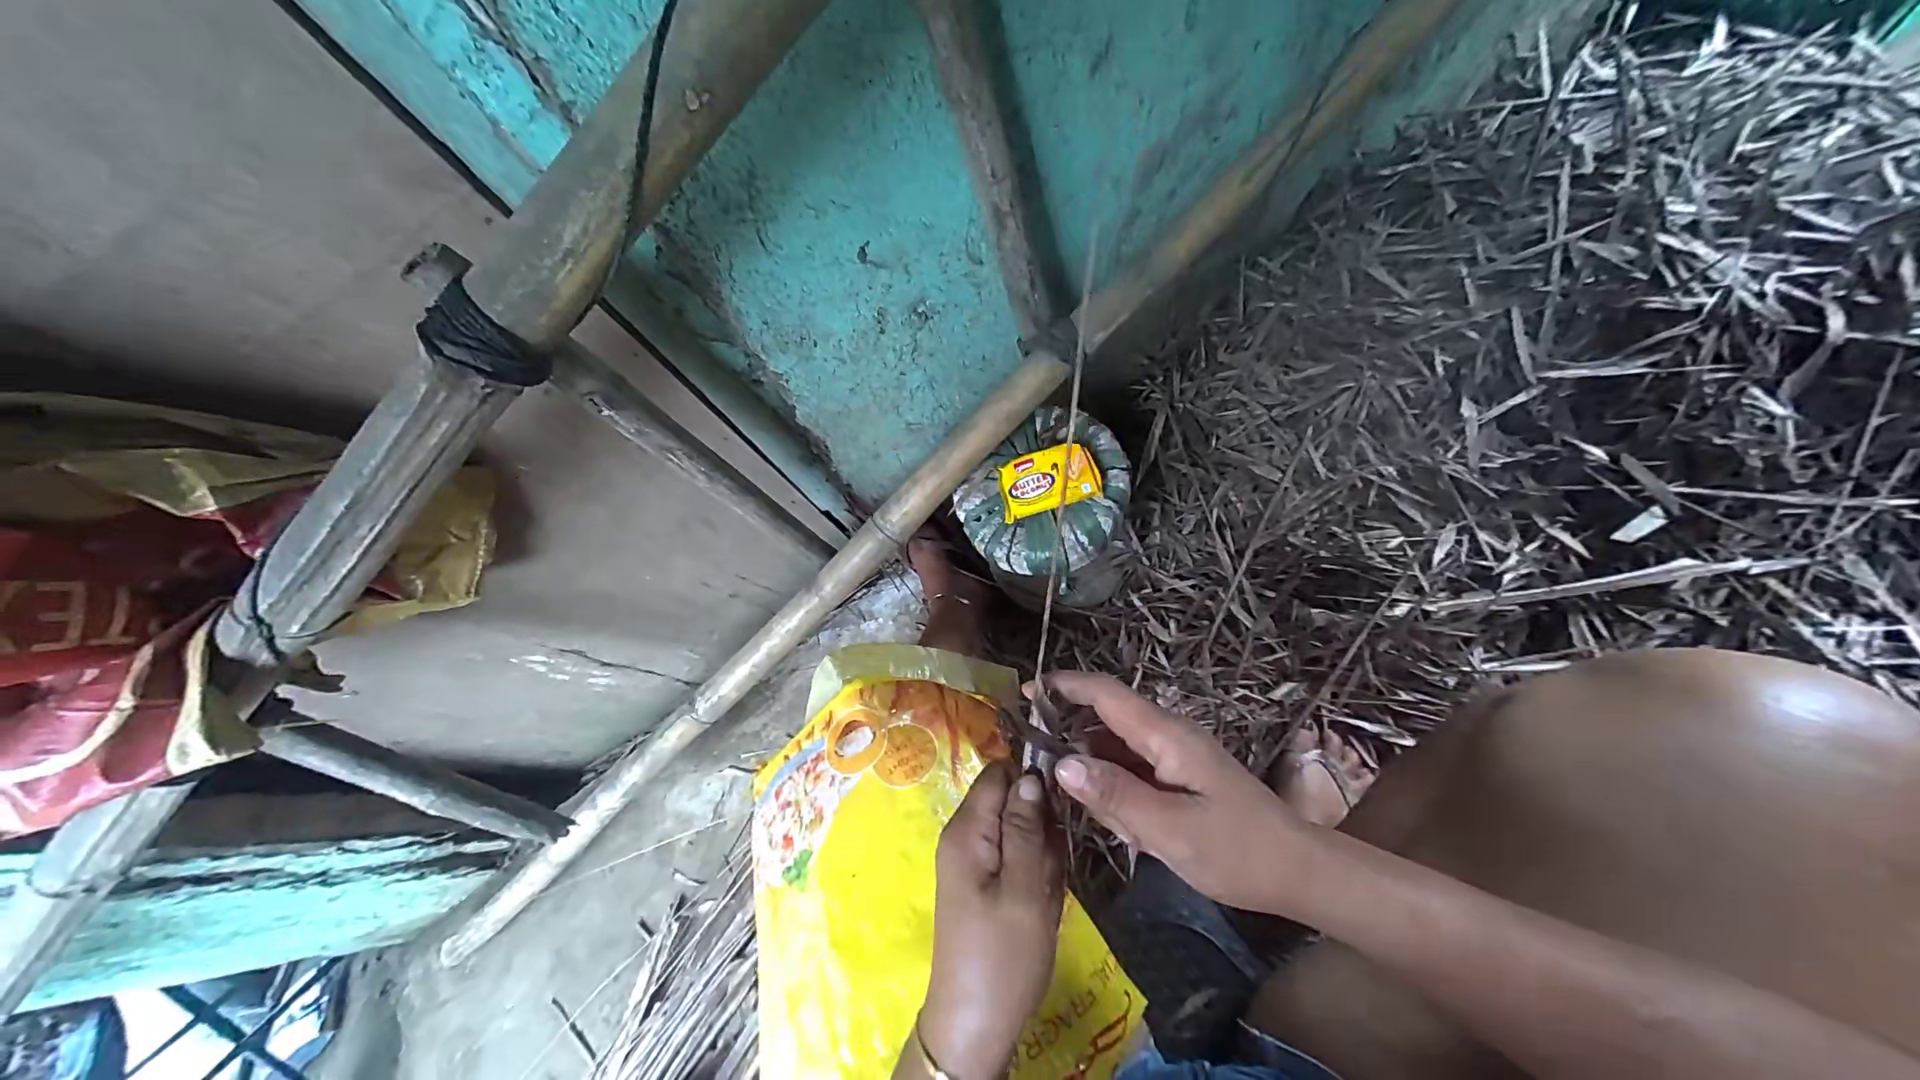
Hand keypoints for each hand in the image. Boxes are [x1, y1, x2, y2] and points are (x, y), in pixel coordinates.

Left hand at [919, 760, 1064, 1078]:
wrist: (976, 1023)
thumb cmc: (1002, 957)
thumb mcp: (1022, 890)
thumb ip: (1025, 829)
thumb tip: (1030, 775)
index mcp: (966, 830)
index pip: (998, 773)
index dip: (1032, 777)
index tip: (1065, 799)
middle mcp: (964, 836)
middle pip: (1010, 799)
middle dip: (1041, 820)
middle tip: (1055, 859)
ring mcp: (973, 859)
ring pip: (1019, 828)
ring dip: (1042, 848)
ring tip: (1049, 883)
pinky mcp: (985, 881)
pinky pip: (1016, 855)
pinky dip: (1035, 869)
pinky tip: (1044, 894)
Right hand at [1037, 672, 1316, 912]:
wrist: (1298, 872)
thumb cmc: (1238, 851)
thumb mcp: (1171, 831)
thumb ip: (1115, 796)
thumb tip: (1061, 763)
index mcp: (1167, 736)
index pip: (1107, 694)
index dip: (1065, 686)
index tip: (1026, 693)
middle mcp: (1167, 735)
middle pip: (1106, 717)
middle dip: (1070, 732)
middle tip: (1038, 758)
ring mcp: (1173, 755)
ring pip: (1116, 746)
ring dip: (1093, 766)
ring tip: (1078, 795)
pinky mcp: (1177, 775)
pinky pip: (1132, 768)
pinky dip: (1113, 784)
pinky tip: (1113, 815)